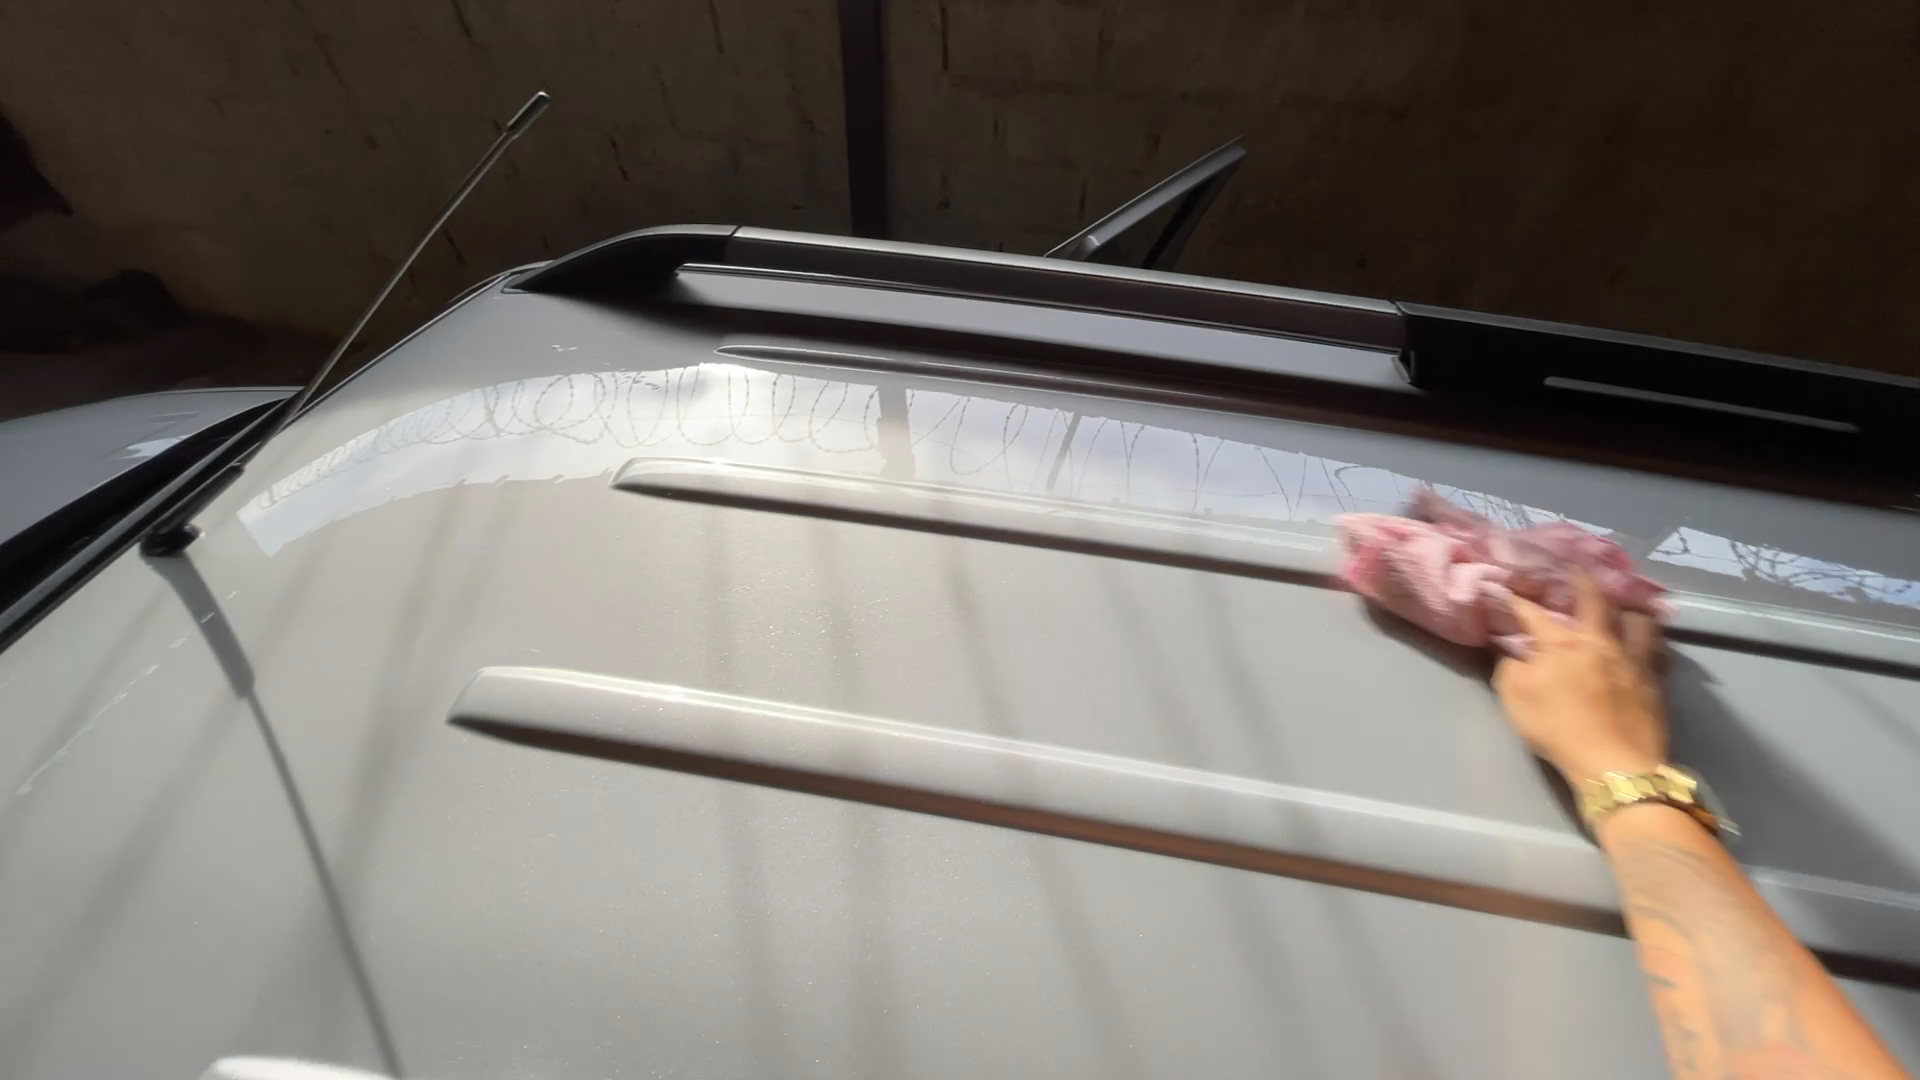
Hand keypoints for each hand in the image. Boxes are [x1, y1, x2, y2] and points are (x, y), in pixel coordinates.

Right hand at [1492, 572, 1666, 784]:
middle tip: (1574, 568)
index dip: (1516, 599)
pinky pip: (1658, 649)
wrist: (1614, 765)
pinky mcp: (1657, 684)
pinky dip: (1650, 637)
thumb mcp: (1514, 695)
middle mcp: (1602, 643)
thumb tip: (1512, 650)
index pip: (1534, 613)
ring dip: (1629, 608)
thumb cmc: (1556, 726)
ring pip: (1640, 620)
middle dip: (1582, 580)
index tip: (1503, 588)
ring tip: (1622, 605)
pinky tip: (1644, 640)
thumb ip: (1510, 666)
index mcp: (1563, 644)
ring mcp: (1635, 662)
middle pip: (1596, 601)